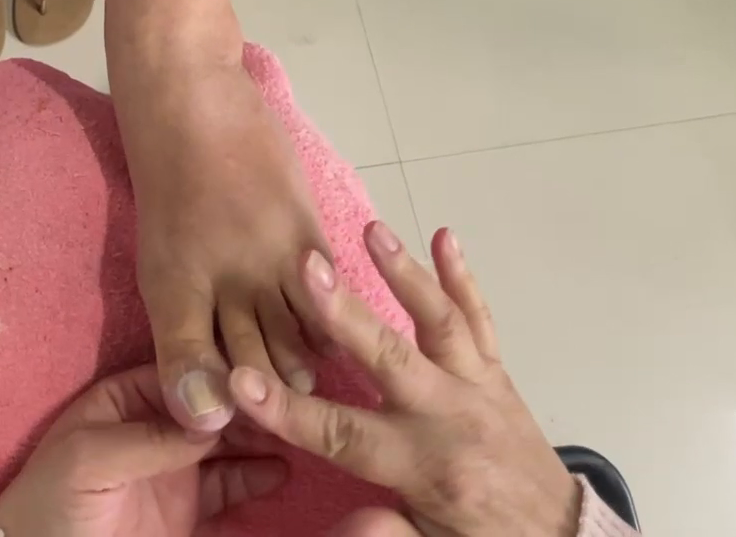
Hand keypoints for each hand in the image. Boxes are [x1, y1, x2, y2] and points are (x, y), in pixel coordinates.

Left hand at [0, 365, 287, 536]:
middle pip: (210, 409)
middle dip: (247, 406)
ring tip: (297, 432)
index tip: (260, 375)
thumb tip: (213, 414)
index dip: (219, 374)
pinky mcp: (186, 513)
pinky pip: (228, 491)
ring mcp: (173, 471)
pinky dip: (255, 479)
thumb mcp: (90, 457)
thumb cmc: (52, 503)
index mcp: (125, 400)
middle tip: (291, 404)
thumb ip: (148, 436)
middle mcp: (155, 427)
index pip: (181, 375)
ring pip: (226, 446)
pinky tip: (281, 469)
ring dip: (259, 439)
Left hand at [113, 53, 329, 431]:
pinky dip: (336, 326)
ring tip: (326, 389)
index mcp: (173, 296)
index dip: (228, 413)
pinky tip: (341, 341)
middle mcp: (222, 288)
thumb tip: (204, 405)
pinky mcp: (305, 231)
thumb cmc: (166, 177)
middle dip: (276, 401)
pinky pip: (329, 300)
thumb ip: (180, 326)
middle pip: (261, 370)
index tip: (248, 427)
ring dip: (309, 368)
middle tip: (298, 420)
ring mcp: (266, 260)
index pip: (205, 383)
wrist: (188, 103)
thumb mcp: (157, 255)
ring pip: (301, 343)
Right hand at [228, 225, 579, 536]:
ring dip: (405, 273)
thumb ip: (388, 535)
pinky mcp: (494, 370)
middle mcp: (450, 414)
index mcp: (427, 464)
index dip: (289, 409)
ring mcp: (475, 384)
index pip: (344, 434)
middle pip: (391, 356)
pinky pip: (481, 319)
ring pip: (441, 322)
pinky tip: (444, 236)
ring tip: (373, 230)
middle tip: (308, 268)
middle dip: (344, 311)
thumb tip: (342, 521)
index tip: (242, 380)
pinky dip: (463, 276)